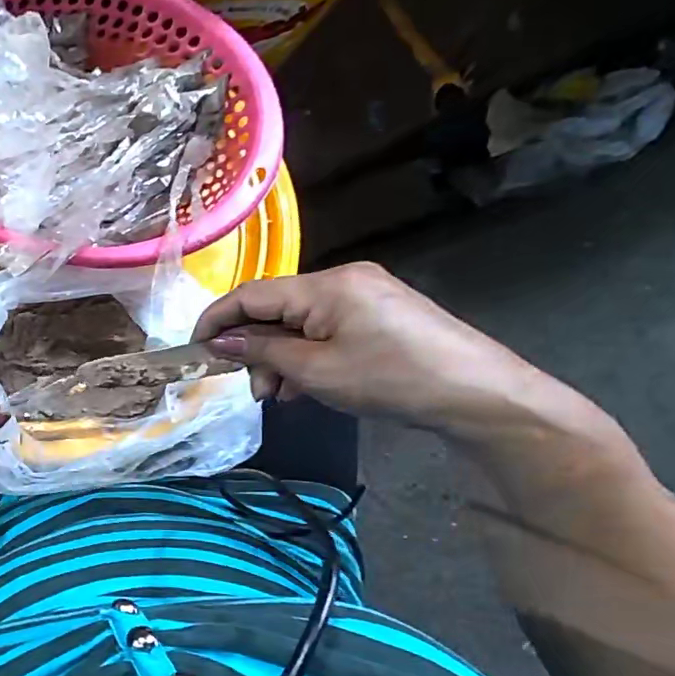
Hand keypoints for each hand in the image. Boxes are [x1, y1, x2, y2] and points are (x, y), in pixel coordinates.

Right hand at [192, 263, 564, 436]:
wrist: (480, 396)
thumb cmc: (390, 379)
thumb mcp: (315, 371)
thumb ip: (262, 352)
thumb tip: (220, 343)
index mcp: (325, 285)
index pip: (250, 294)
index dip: (216, 320)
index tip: (194, 350)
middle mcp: (342, 280)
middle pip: (274, 308)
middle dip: (254, 348)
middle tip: (253, 390)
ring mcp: (364, 294)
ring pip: (298, 322)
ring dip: (279, 357)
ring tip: (281, 394)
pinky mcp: (379, 313)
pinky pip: (324, 328)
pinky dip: (305, 354)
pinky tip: (305, 384)